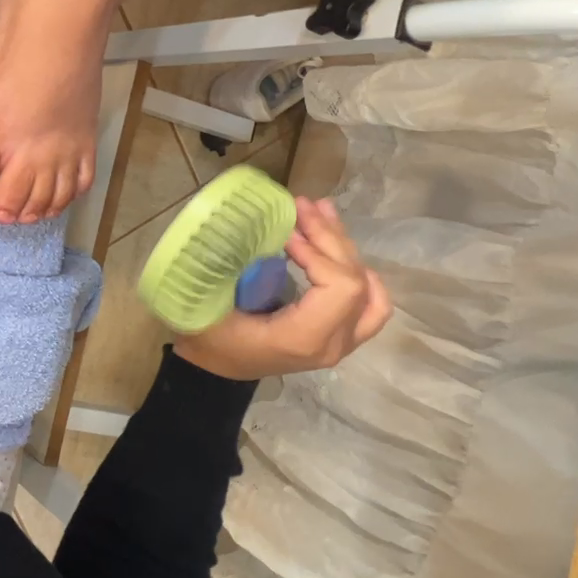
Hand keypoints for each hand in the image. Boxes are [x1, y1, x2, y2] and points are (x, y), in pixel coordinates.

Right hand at [173, 197, 392, 381]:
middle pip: (357, 281)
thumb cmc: (207, 337)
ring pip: (369, 289)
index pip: (341, 286)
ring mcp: (342, 343)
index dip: (319, 251)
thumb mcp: (211, 304)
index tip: (286, 232)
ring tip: (321, 211)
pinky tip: (336, 247)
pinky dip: (357, 270)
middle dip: (330, 237)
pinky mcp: (339, 336)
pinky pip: (369, 302)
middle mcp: (334, 343)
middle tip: (301, 205)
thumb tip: (254, 225)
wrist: (212, 372)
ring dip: (344, 247)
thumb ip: (236, 270)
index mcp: (304, 337)